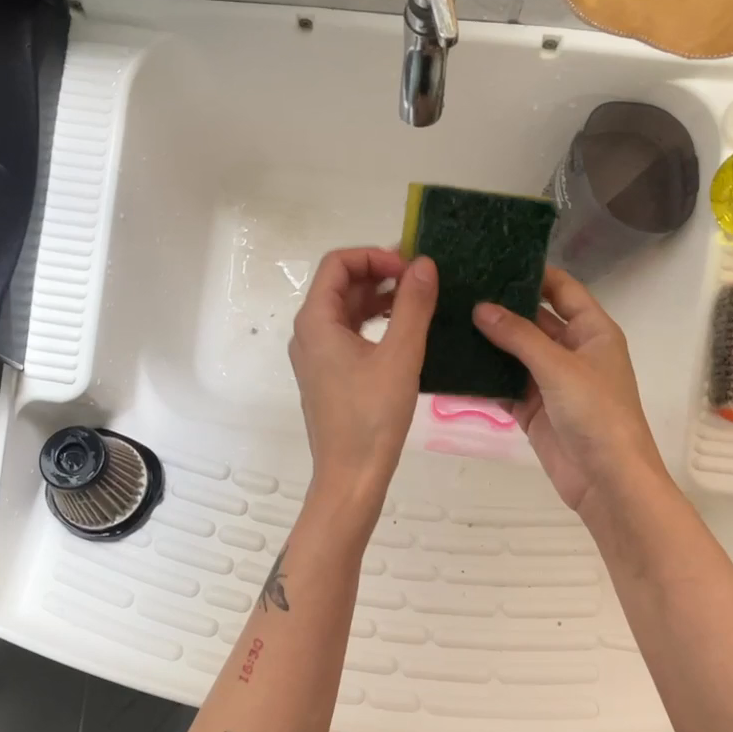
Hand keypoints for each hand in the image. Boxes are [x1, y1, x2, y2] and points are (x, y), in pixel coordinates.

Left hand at [289, 247, 437, 500]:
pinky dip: (375, 323)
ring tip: (419, 302)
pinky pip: (349, 335)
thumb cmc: (372, 417)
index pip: (338, 264)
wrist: (351, 476)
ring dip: (379, 299)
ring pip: (346, 310)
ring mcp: (316, 357)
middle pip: (340, 285)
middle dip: (380, 273)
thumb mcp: (400, 356)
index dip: (374, 255)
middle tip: (422, 280)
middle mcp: (309, 334)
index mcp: (316, 321)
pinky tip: (405, 332)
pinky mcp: (328, 376)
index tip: (410, 267)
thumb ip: (413, 304)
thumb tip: (423, 263)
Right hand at [474, 267, 666, 516]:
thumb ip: (519, 336)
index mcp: (592, 331)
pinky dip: (482, 379)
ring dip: (487, 342)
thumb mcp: (559, 367)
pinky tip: (452, 364)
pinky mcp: (532, 409)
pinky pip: (503, 386)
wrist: (607, 480)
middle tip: (458, 288)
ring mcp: (550, 382)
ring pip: (513, 353)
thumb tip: (480, 307)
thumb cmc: (597, 414)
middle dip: (500, 307)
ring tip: (447, 320)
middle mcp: (571, 351)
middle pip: (533, 320)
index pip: (562, 289)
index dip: (533, 273)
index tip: (493, 258)